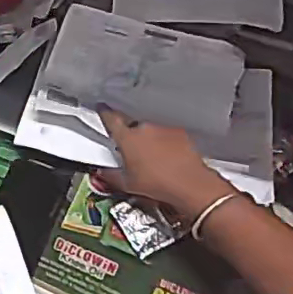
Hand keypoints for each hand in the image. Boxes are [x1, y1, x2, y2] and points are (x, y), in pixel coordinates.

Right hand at [97, 110, 232, 215]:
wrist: (190, 184)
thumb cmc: (158, 184)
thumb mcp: (127, 184)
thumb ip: (110, 175)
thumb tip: (103, 172)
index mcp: (127, 137)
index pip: (111, 118)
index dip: (104, 112)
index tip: (102, 109)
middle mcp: (145, 127)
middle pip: (131, 123)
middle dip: (129, 132)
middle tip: (129, 148)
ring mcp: (164, 128)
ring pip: (149, 128)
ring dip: (147, 137)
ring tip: (149, 155)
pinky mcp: (180, 132)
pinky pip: (166, 133)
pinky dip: (163, 141)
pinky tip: (165, 155)